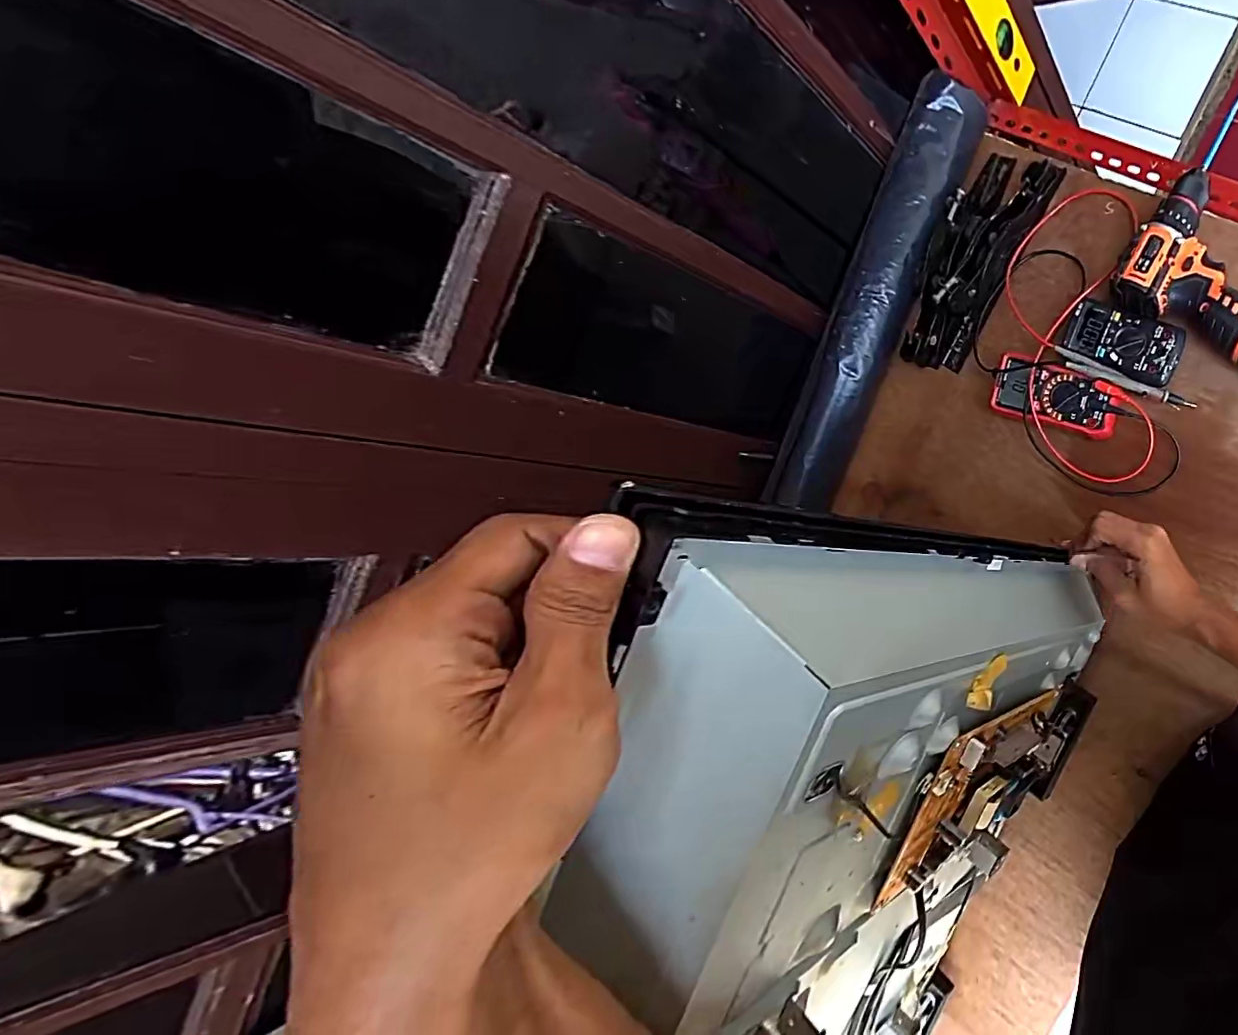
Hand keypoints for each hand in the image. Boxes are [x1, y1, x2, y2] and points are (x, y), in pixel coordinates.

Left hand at [291, 513, 640, 1034]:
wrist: (403, 952)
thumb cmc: (472, 849)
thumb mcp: (560, 713)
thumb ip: (579, 610)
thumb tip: (604, 533)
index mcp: (407, 634)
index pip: (515, 533)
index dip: (584, 549)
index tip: (627, 584)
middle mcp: (367, 644)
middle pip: (494, 570)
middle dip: (560, 603)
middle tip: (593, 663)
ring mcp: (363, 677)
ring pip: (481, 610)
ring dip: (537, 637)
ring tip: (557, 700)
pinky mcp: (375, 704)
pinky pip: (457, 649)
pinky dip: (507, 664)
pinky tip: (523, 717)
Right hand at [1069, 512, 1208, 635]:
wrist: (1194, 612)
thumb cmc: (1163, 609)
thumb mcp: (1126, 596)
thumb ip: (1102, 571)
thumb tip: (1079, 558)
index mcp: (1143, 541)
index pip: (1101, 525)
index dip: (1083, 540)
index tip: (1074, 559)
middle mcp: (1148, 529)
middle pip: (1105, 518)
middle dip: (1087, 537)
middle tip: (1077, 558)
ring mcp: (1152, 532)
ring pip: (1113, 522)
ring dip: (1096, 538)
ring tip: (1085, 560)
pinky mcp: (1153, 538)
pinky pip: (1123, 531)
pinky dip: (1108, 541)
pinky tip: (1100, 558)